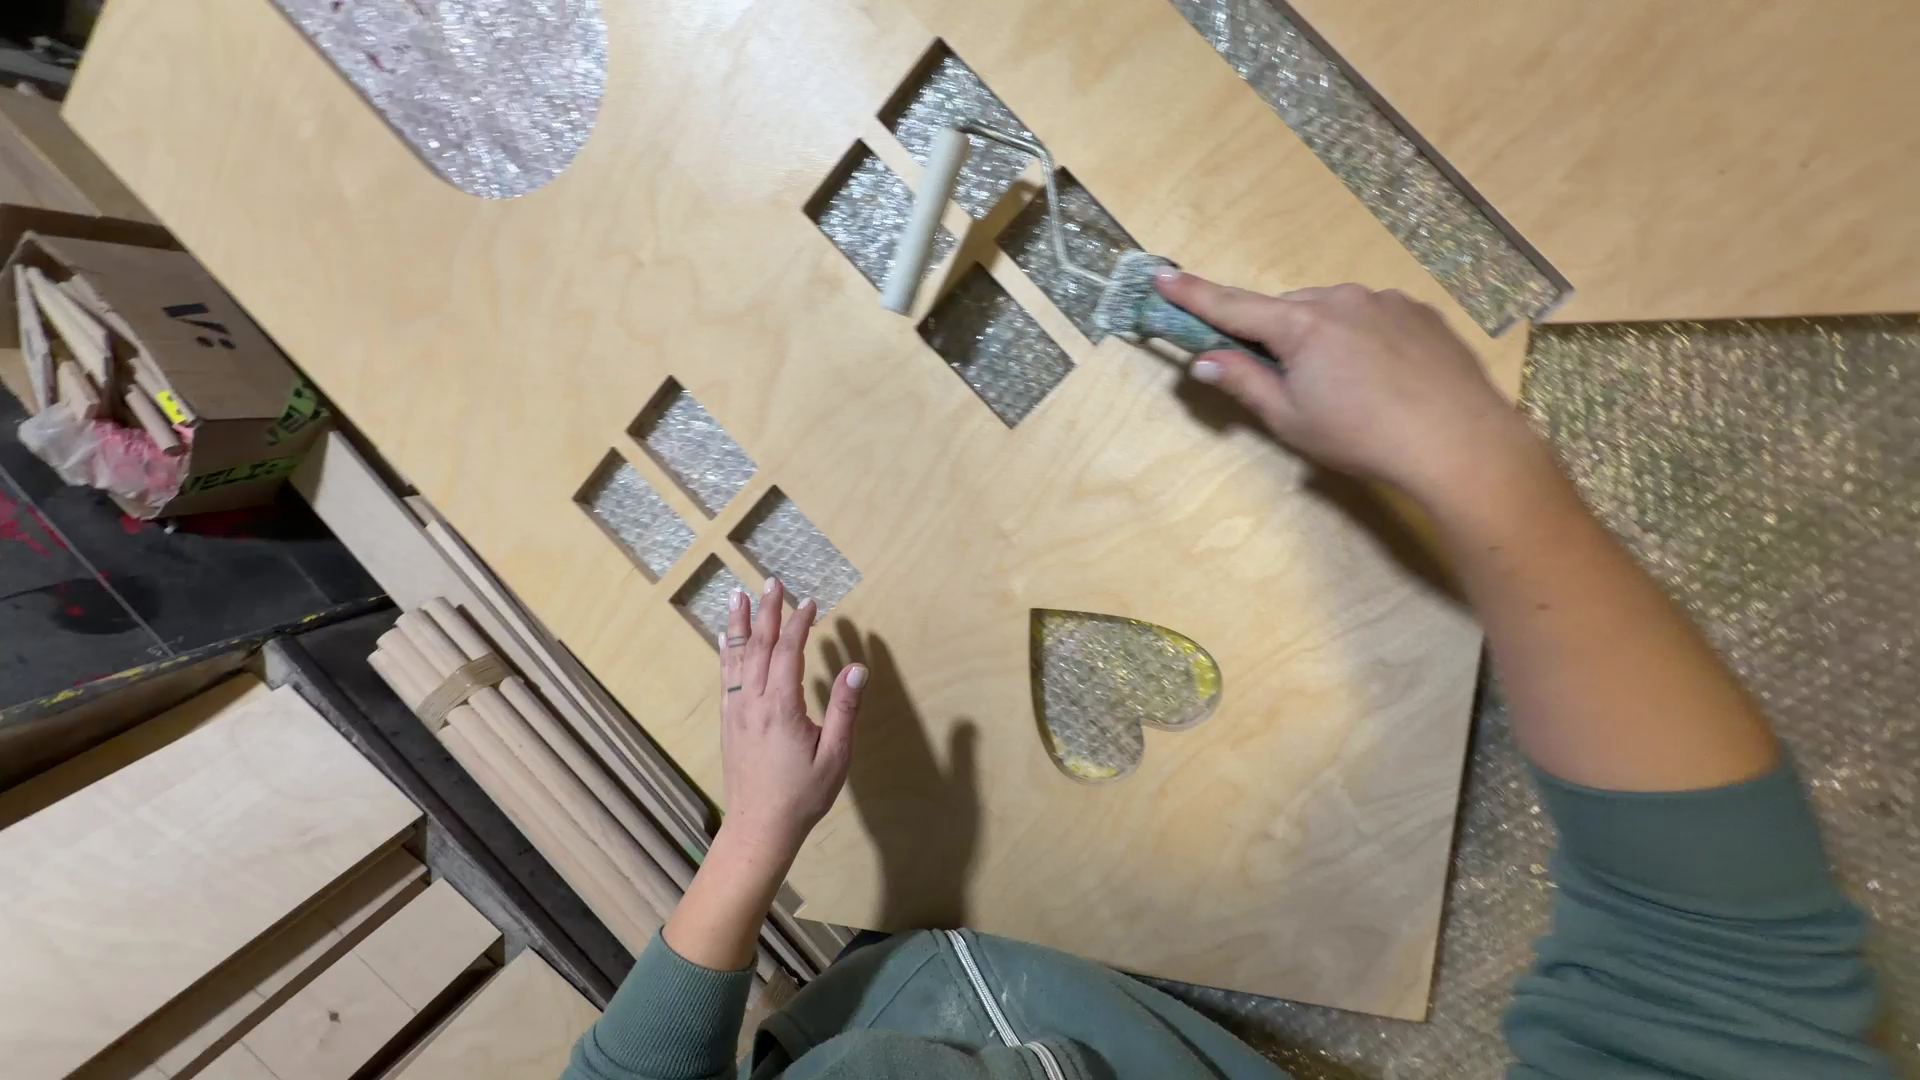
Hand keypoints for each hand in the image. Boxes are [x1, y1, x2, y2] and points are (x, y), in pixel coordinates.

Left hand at [717, 577, 865, 863]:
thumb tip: (857, 669)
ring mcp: (736, 712)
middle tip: (772, 582)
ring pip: (735, 657)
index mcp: (781, 708)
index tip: (811, 602)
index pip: (788, 652)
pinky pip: (725, 677)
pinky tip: (723, 638)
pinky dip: (725, 651)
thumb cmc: (803, 795)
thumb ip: (845, 711)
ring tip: (738, 596)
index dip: (800, 624)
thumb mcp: (835, 756)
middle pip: (758, 646)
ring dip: (738, 624)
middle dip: (767, 611)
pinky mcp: (729, 722)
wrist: (759, 829)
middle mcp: (753, 703)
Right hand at [1155, 272, 1535, 502]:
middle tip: (1274, 374)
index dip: (1192, 293)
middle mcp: (1341, 299)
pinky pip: (1367, 316)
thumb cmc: (1360, 436)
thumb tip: (1204, 361)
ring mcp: (1384, 301)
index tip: (1162, 275)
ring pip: (1328, 311)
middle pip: (1283, 309)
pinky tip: (1372, 375)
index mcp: (1301, 325)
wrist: (1459, 441)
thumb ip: (1244, 382)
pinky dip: (1354, 336)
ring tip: (1335, 383)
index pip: (1232, 306)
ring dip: (1314, 336)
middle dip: (1268, 333)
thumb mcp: (1289, 419)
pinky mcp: (1418, 312)